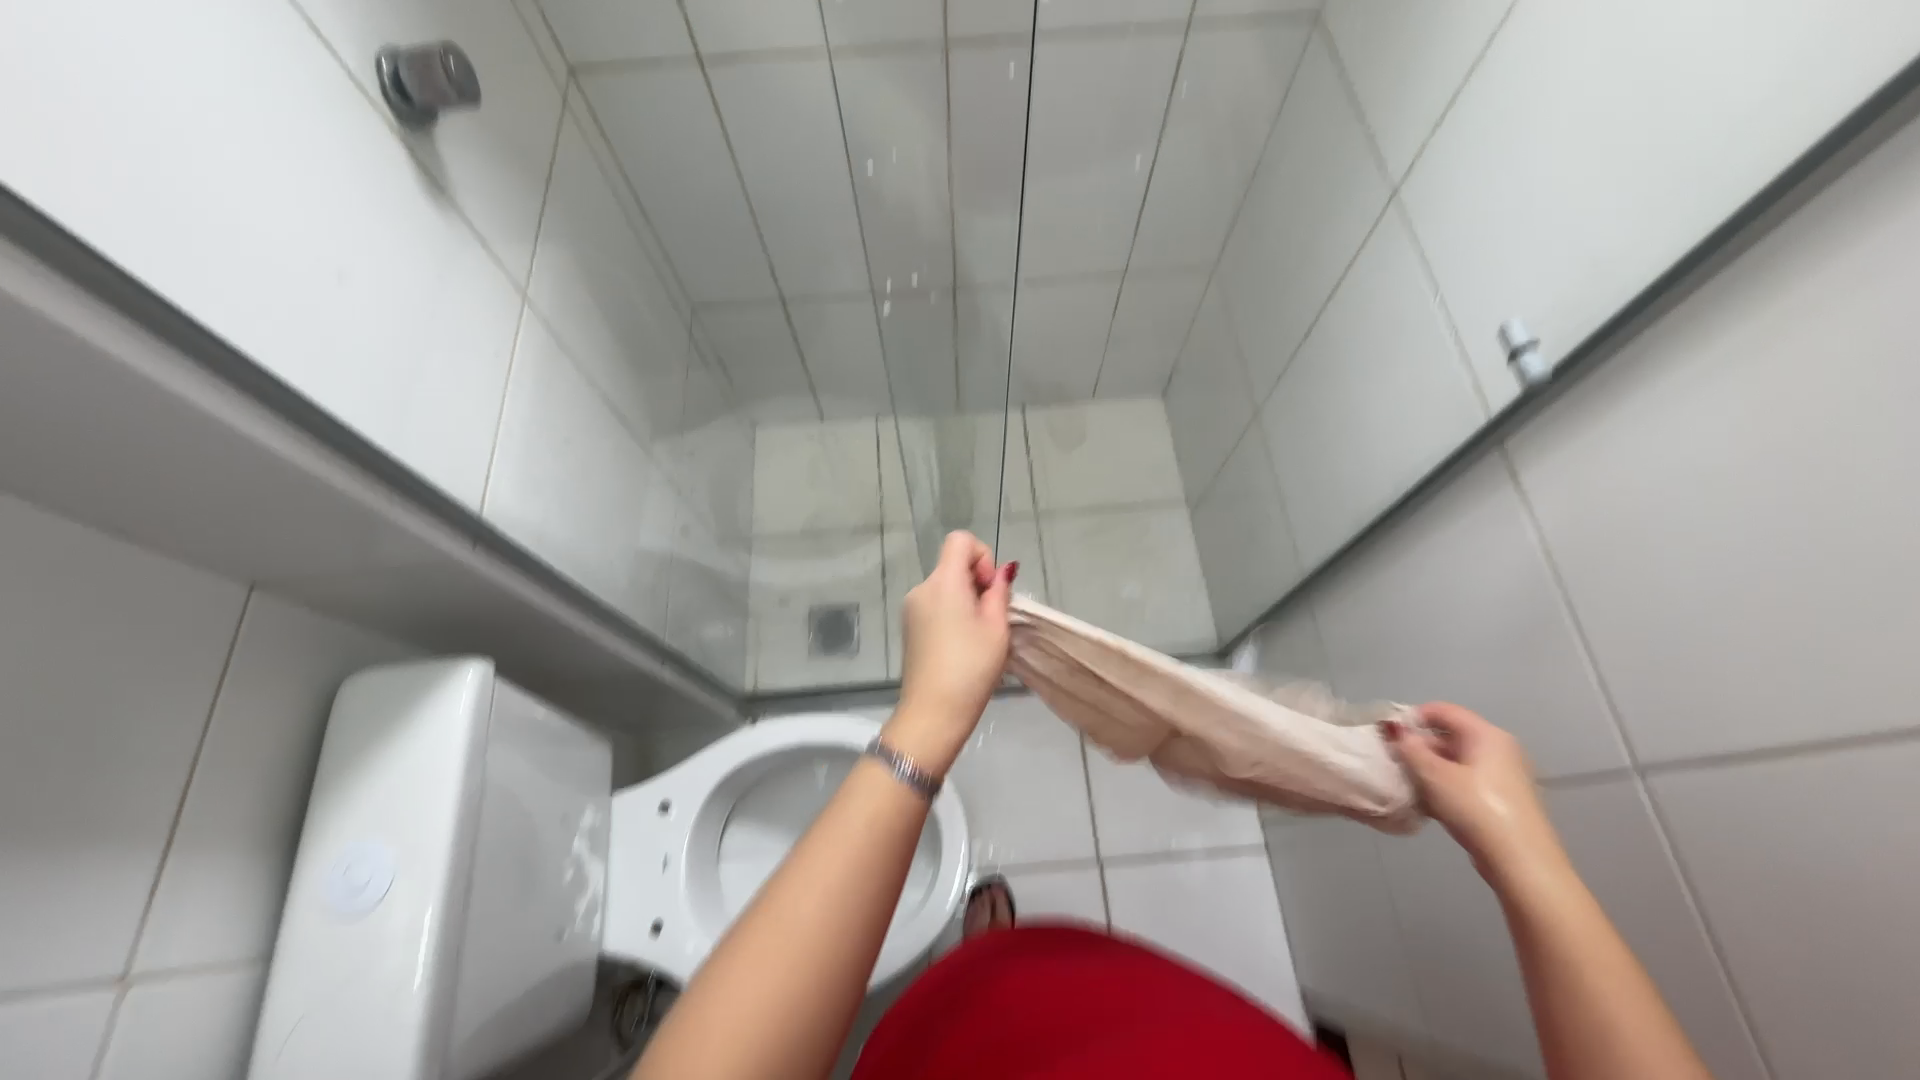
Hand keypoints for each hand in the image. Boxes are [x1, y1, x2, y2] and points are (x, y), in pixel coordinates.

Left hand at [890, 531, 1014, 769]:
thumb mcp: (996, 627)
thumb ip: (999, 592)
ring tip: (978, 637)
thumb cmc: (971, 667)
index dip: (983, 556)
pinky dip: (951, 614)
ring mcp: (911, 609)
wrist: (933, 712)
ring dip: (965, 601)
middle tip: (991, 618)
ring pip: (944, 587)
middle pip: (952, 565)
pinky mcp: (909, 628)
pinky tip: (961, 646)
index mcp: (943, 582)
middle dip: (976, 582)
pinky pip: (935, 606)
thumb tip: (1001, 573)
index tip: (990, 589)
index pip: (961, 540)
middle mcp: (922, 588)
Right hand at [1386, 703, 1570, 889]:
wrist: (1520, 860)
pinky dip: (1446, 785)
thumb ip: (1410, 748)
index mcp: (1486, 734)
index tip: (1389, 737)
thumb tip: (1394, 728)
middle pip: (1450, 735)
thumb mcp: (1433, 775)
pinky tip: (1429, 804)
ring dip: (1430, 769)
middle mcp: (1499, 747)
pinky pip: (1467, 780)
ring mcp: (1504, 774)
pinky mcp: (1503, 798)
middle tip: (1395, 763)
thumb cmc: (1475, 808)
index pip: (1442, 710)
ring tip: (1409, 786)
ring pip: (1456, 760)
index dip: (1412, 718)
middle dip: (1419, 747)